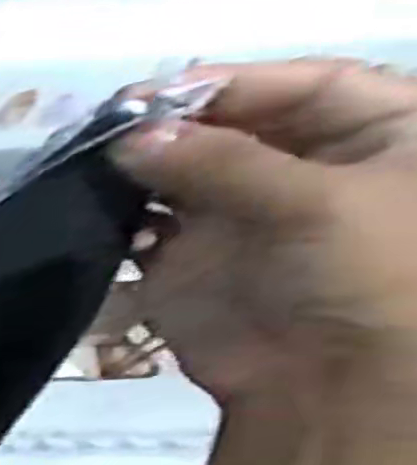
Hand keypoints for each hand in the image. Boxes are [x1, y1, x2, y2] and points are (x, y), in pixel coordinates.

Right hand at [108, 60, 416, 404]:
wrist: (327, 379)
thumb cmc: (370, 273)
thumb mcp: (314, 202)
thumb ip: (219, 164)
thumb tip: (129, 137)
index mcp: (380, 136)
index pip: (304, 87)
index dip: (233, 85)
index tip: (153, 95)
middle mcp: (305, 169)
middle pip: (231, 128)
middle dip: (170, 127)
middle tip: (103, 129)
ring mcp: (238, 216)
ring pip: (178, 175)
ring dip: (134, 171)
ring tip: (84, 167)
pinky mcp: (185, 257)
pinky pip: (143, 225)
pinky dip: (116, 217)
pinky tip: (90, 212)